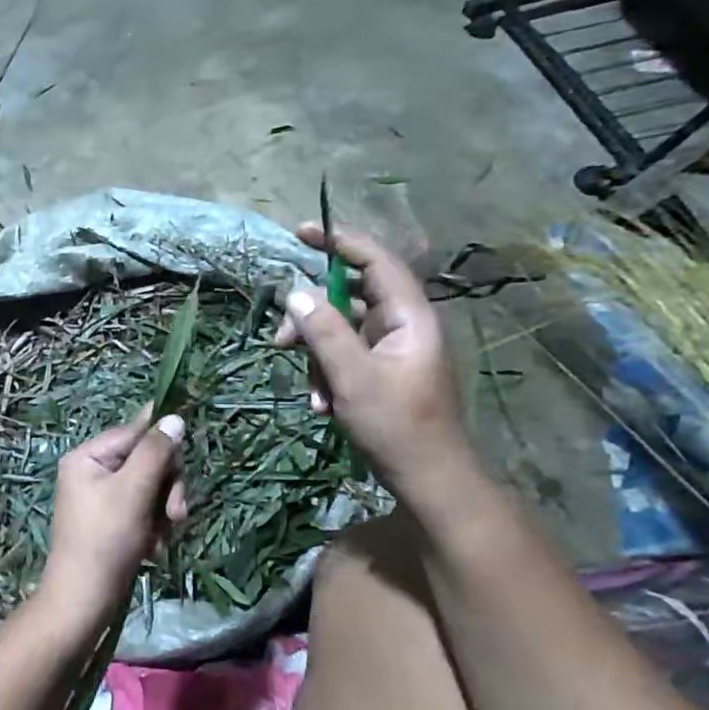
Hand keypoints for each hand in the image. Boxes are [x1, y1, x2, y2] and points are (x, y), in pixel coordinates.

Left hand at [41, 410, 189, 617]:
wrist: (86, 598)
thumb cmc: (106, 538)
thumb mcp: (133, 490)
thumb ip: (155, 452)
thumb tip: (174, 418)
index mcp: (87, 457)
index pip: (134, 433)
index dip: (162, 445)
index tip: (183, 461)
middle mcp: (93, 472)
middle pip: (146, 461)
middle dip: (166, 487)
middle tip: (175, 513)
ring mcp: (103, 498)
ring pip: (151, 488)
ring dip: (163, 510)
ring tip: (162, 535)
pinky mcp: (114, 521)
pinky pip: (145, 510)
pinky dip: (154, 526)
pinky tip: (153, 546)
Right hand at [276, 224, 470, 491]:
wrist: (427, 477)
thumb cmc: (396, 426)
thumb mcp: (352, 377)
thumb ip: (323, 332)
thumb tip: (295, 294)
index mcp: (409, 317)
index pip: (375, 261)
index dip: (339, 241)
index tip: (302, 232)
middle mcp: (402, 325)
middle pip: (348, 299)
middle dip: (311, 320)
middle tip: (280, 342)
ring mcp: (392, 349)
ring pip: (340, 331)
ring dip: (316, 357)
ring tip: (312, 394)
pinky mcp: (382, 371)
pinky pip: (344, 357)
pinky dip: (326, 375)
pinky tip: (322, 404)